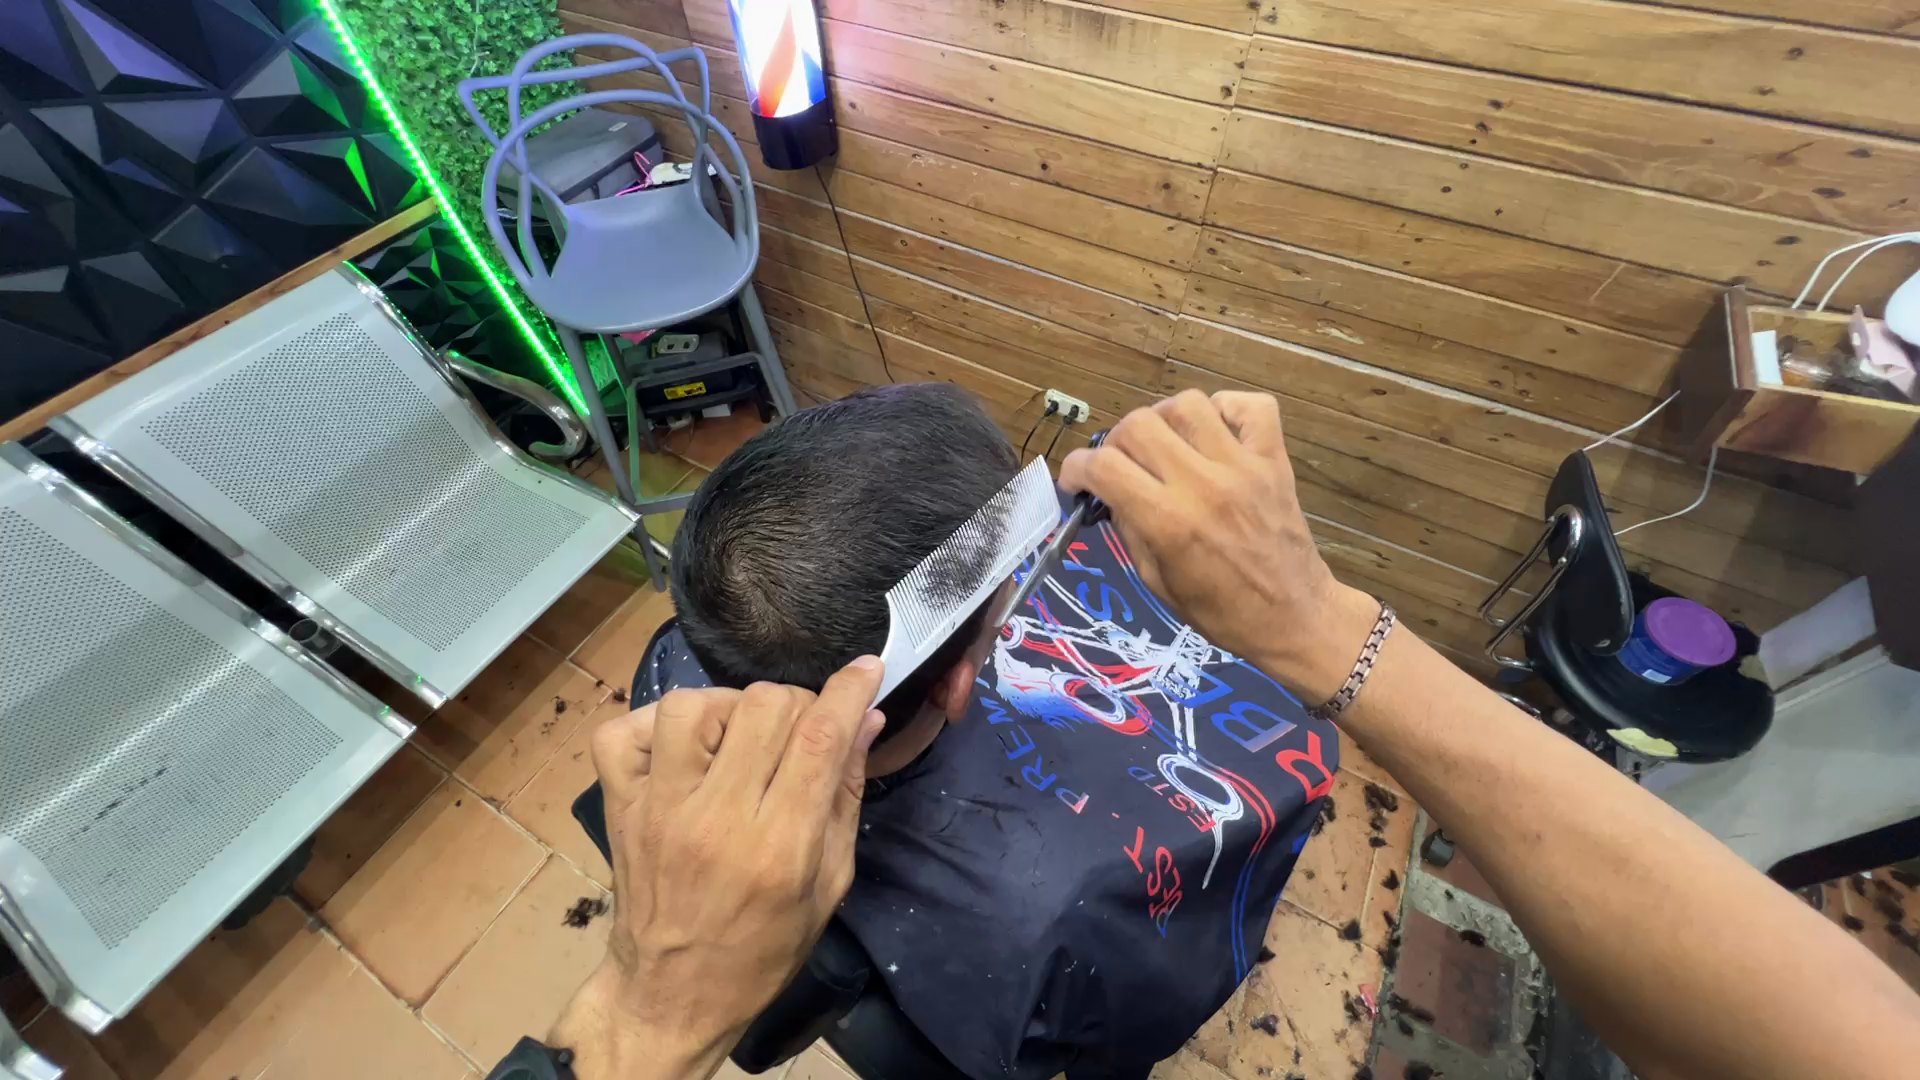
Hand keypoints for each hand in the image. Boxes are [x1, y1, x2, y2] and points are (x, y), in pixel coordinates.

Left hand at [550, 658, 887, 1079]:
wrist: (670, 997)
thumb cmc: (765, 946)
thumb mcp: (831, 883)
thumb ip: (846, 795)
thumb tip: (865, 719)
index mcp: (778, 847)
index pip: (819, 739)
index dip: (849, 690)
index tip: (867, 668)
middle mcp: (714, 819)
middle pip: (764, 707)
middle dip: (798, 703)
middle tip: (801, 732)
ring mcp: (657, 808)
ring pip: (693, 704)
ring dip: (731, 707)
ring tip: (742, 738)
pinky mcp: (619, 806)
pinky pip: (624, 731)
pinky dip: (657, 723)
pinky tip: (686, 745)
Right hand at [1059, 389, 1377, 700]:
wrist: (1294, 618)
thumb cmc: (1219, 612)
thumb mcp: (1155, 580)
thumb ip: (1130, 528)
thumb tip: (1110, 492)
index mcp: (1168, 522)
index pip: (1103, 466)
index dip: (1076, 469)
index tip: (1076, 483)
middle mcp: (1202, 484)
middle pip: (1138, 425)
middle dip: (1114, 443)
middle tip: (1120, 468)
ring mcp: (1242, 465)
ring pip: (1186, 404)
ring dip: (1163, 420)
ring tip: (1164, 446)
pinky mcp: (1274, 459)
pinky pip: (1250, 405)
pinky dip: (1225, 409)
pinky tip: (1213, 433)